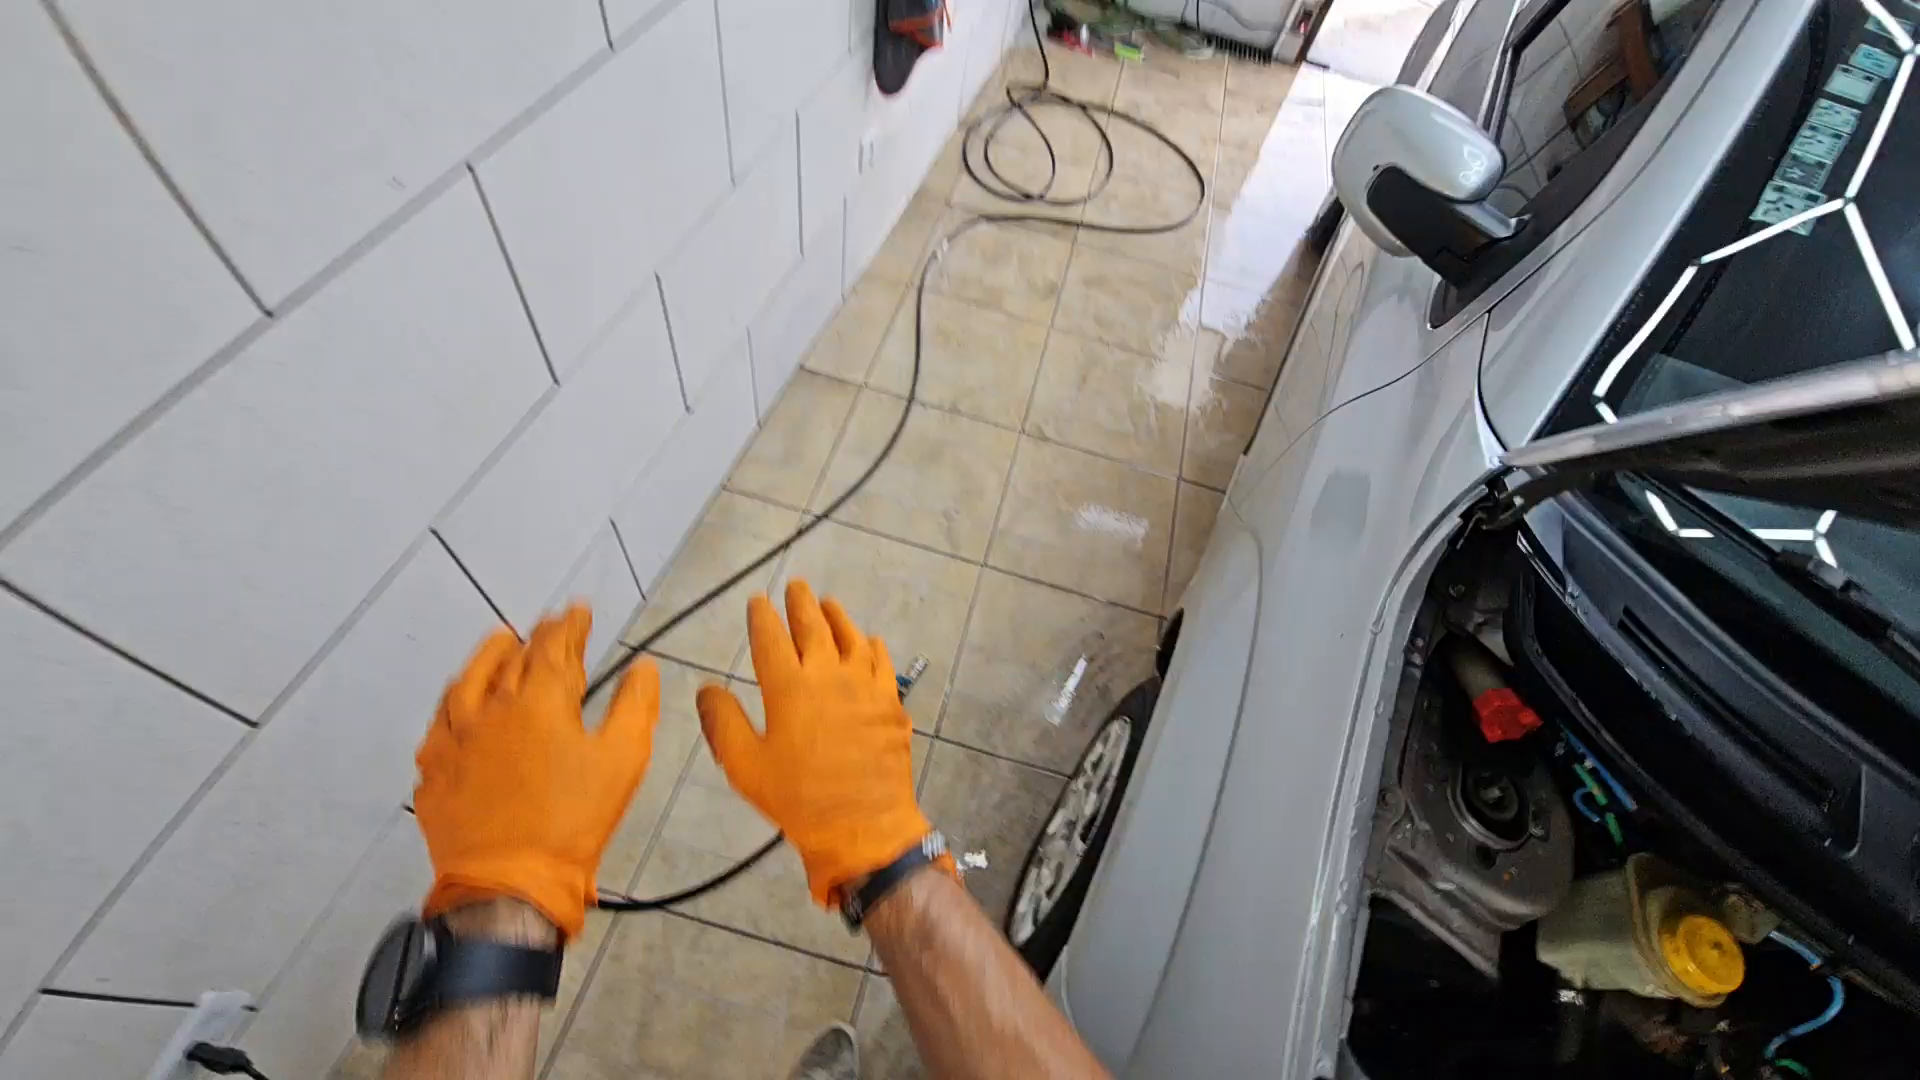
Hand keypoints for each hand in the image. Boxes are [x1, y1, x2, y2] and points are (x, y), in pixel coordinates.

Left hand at [414, 606, 658, 939]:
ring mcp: (454, 741)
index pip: (555, 649)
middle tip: (552, 625)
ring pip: (466, 682)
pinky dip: (453, 702)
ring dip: (488, 656)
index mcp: (539, 702)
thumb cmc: (576, 818)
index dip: (569, 626)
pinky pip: (438, 723)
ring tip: (502, 642)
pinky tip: (460, 704)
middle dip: (537, 637)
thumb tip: (642, 668)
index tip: (579, 610)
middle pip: (512, 659)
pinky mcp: (432, 772)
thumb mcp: (624, 759)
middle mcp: (490, 709)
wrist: (510, 883)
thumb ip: (635, 706)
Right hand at [697, 580, 932, 906]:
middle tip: (796, 586)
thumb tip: (707, 688)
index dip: (762, 617)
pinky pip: (881, 661)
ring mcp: (865, 684)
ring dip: (837, 616)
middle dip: (801, 603)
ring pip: (851, 636)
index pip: (770, 639)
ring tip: (828, 604)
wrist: (863, 822)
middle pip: (813, 626)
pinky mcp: (890, 699)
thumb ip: (724, 723)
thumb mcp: (746, 767)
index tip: (757, 601)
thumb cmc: (798, 799)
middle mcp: (828, 674)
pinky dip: (871, 646)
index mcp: (789, 688)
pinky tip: (868, 642)